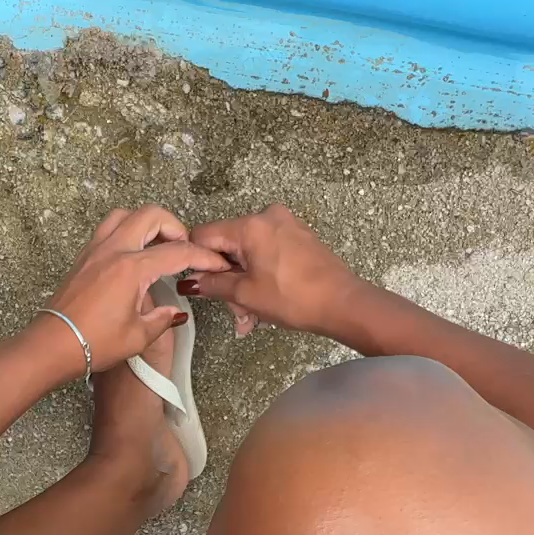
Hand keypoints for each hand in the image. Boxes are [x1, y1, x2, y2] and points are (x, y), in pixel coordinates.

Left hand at [37, 205, 230, 374]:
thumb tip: (174, 311)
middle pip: (151, 215)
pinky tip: (134, 255)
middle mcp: (113, 250)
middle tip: (184, 248)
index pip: (177, 253)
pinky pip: (108, 228)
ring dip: (146, 223)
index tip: (216, 263)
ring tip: (158, 245)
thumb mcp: (138, 337)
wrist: (54, 345)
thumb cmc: (93, 343)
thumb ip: (162, 319)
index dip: (202, 257)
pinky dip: (127, 231)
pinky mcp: (83, 257)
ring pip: (125, 215)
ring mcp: (95, 250)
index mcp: (131, 268)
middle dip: (175, 226)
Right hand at [183, 204, 368, 338]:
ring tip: (251, 318)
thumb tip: (192, 281)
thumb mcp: (245, 294)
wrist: (342, 304)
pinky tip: (264, 304)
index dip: (198, 262)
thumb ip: (212, 284)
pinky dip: (260, 277)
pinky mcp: (298, 237)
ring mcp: (285, 225)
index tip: (205, 286)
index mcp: (250, 225)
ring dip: (244, 285)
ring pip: (248, 254)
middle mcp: (267, 216)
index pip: (204, 235)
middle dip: (227, 281)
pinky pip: (267, 254)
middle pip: (228, 246)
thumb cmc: (294, 298)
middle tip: (235, 312)